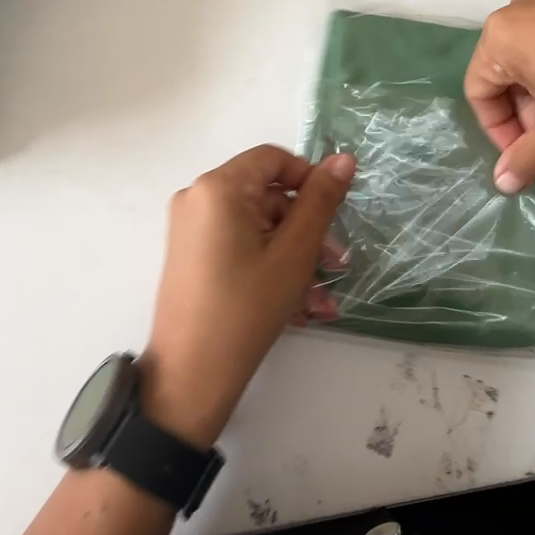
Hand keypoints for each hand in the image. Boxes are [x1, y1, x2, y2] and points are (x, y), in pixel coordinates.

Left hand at [142, 146, 355, 447]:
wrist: (191, 375)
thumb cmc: (246, 307)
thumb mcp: (294, 253)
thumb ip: (320, 201)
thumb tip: (343, 159)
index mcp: (218, 187)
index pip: (273, 159)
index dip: (310, 180)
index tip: (336, 215)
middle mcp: (198, 199)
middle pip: (267, 197)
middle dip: (307, 231)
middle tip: (336, 267)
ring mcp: (191, 229)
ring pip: (257, 228)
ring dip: (295, 259)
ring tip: (320, 302)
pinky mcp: (191, 256)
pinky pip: (240, 248)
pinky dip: (269, 268)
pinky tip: (299, 309)